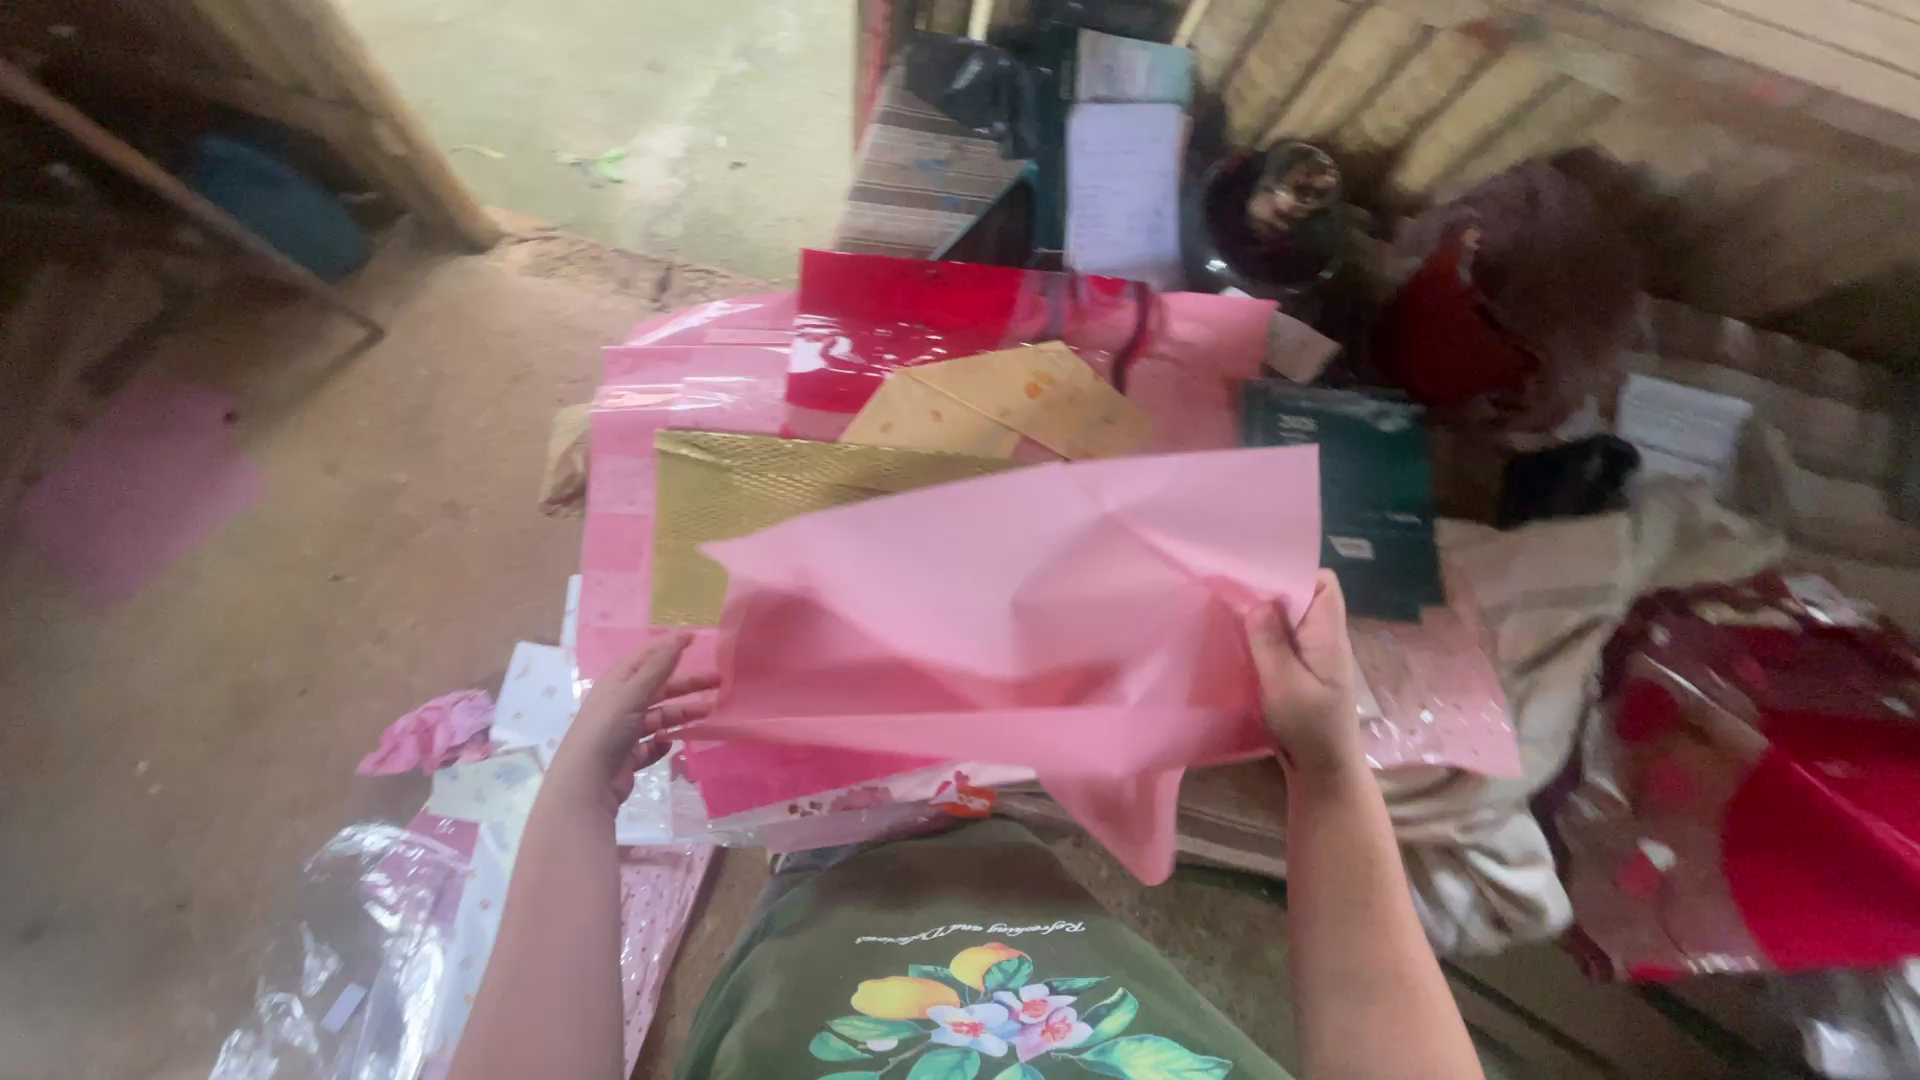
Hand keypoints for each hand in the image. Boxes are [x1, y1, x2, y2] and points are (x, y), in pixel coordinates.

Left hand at [547, 633, 717, 812]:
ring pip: (660, 716)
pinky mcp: (628, 756)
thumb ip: (658, 667)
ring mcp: (624, 731)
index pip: (646, 658)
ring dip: (681, 714)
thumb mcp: (633, 694)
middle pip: (659, 688)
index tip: (697, 640)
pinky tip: (668, 742)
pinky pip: (652, 744)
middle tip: (717, 681)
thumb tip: (681, 635)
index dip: (670, 647)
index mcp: (616, 684)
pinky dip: (662, 742)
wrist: (586, 784)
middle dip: (687, 684)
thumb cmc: (607, 731)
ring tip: (706, 714)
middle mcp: (620, 704)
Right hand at [1245, 569, 1364, 780]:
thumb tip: (1257, 601)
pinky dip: (1259, 634)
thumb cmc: (1309, 728)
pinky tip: (1237, 638)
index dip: (1294, 573)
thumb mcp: (1285, 685)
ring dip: (1261, 613)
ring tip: (1228, 609)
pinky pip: (1279, 638)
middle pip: (1301, 596)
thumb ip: (1271, 642)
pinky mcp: (1297, 668)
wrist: (1322, 770)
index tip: (1257, 577)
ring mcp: (1311, 654)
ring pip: (1287, 617)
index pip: (1323, 585)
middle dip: (1268, 590)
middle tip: (1231, 591)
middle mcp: (1322, 638)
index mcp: (1328, 636)